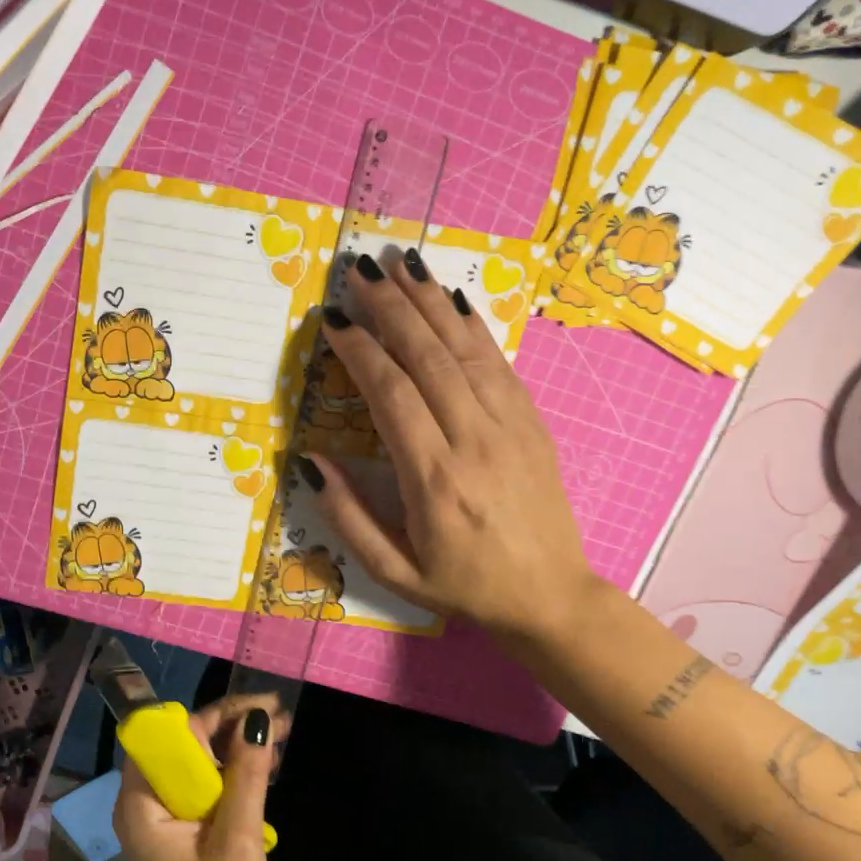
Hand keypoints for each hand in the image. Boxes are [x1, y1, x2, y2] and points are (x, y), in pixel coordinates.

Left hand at [113, 702, 275, 860]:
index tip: (257, 705)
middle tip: (280, 717)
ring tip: (282, 735)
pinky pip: (203, 788)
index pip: (170, 736)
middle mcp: (143, 804)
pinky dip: (233, 774)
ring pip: (197, 765)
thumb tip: (258, 718)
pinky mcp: (180, 832)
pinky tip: (266, 768)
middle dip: (232, 727)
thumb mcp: (238, 837)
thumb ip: (247, 775)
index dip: (214, 714)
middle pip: (184, 746)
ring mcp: (161, 819)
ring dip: (237, 748)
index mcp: (141, 803)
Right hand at [305, 250, 608, 644]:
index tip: (335, 318)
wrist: (550, 596)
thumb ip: (347, 516)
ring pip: (465, 349)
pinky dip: (471, 325)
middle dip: (391, 307)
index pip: (392, 394)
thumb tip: (310, 460)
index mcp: (435, 479)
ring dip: (430, 302)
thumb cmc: (463, 585)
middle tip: (359, 270)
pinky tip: (449, 297)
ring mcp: (510, 426)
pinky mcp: (531, 422)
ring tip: (400, 264)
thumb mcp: (393, 570)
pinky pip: (498, 362)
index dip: (362, 350)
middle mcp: (475, 440)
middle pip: (429, 357)